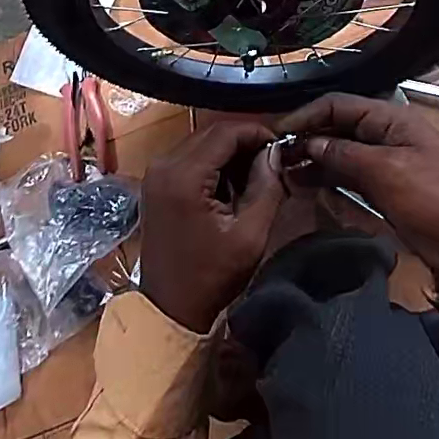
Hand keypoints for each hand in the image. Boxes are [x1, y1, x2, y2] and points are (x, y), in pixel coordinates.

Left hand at [139, 121, 285, 332]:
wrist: (170, 306)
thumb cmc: (211, 276)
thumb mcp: (250, 235)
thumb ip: (266, 187)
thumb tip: (275, 152)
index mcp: (183, 175)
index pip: (225, 132)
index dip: (257, 132)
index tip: (283, 145)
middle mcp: (163, 164)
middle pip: (210, 133)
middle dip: (245, 141)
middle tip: (274, 160)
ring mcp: (155, 171)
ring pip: (200, 142)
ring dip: (229, 152)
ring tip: (257, 174)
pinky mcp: (155, 181)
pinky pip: (188, 157)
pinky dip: (212, 163)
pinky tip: (231, 184)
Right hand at [275, 95, 438, 292]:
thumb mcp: (387, 172)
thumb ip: (343, 154)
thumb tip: (307, 144)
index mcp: (391, 120)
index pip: (337, 105)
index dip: (305, 116)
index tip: (278, 134)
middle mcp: (384, 136)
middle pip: (335, 127)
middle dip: (305, 138)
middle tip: (276, 156)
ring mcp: (383, 163)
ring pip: (337, 152)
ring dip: (311, 159)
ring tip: (283, 172)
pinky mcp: (383, 189)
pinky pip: (346, 176)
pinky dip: (324, 178)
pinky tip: (304, 185)